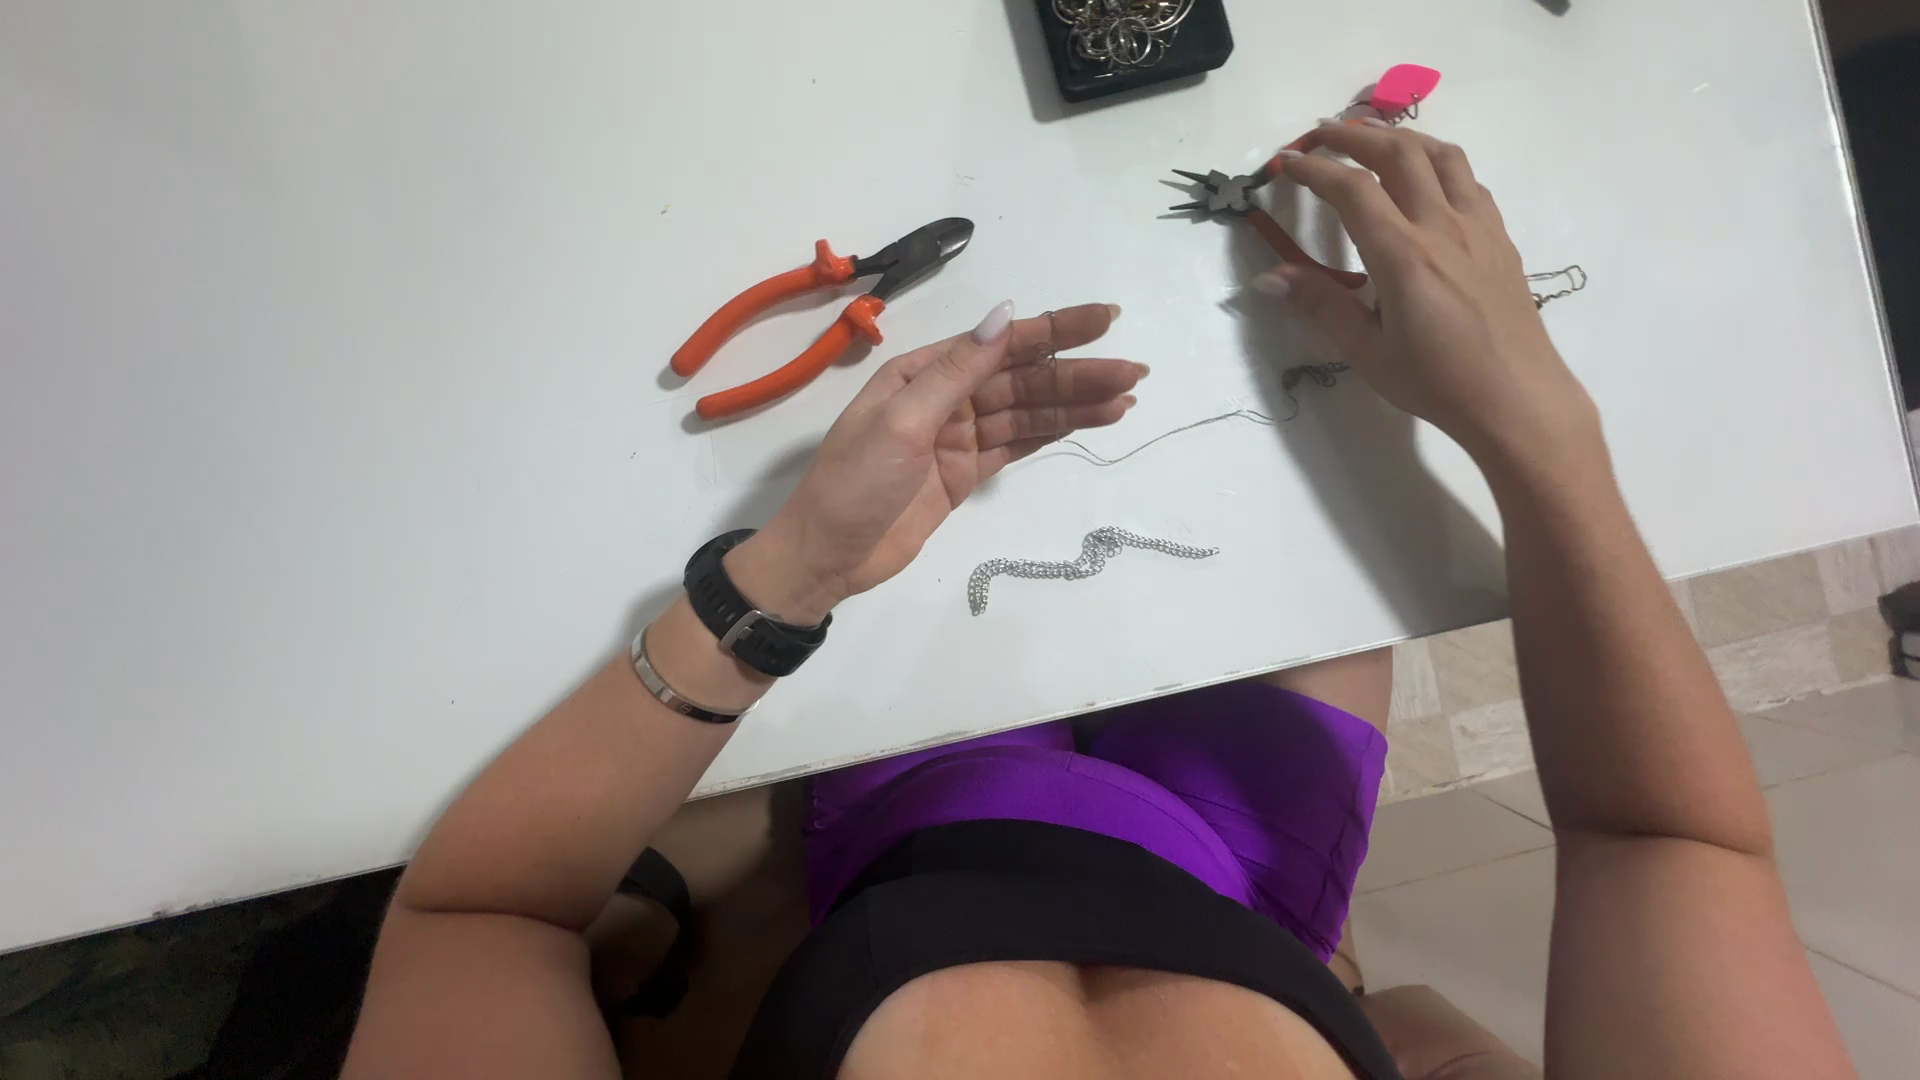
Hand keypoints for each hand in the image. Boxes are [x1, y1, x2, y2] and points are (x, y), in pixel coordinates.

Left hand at [725, 301, 1140, 621]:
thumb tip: (1006, 316)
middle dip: (1075, 373)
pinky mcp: (967, 474)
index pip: (998, 344)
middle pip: (1020, 379)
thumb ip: (957, 372)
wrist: (829, 555)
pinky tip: (1089, 423)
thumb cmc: (854, 484)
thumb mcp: (901, 422)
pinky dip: (1052, 434)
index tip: (1103, 320)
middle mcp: (944, 398)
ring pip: (1025, 412)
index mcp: (922, 373)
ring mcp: (958, 437)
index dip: (1052, 330)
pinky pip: (1017, 445)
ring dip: (1073, 405)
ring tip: (1125, 397)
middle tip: (1132, 370)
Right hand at [1256, 124, 1597, 462]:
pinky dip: (1436, 161)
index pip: (1353, 191)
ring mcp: (1477, 226)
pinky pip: (1467, 179)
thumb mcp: (1365, 350)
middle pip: (1399, 154)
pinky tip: (1423, 178)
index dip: (1315, 170)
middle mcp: (1442, 226)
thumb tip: (1267, 278)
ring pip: (1440, 155)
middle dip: (1355, 135)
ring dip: (1401, 136)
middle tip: (1321, 133)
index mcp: (1403, 255)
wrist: (1513, 396)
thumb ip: (1320, 305)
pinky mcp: (1497, 236)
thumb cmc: (1433, 381)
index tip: (1285, 162)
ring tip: (1373, 137)